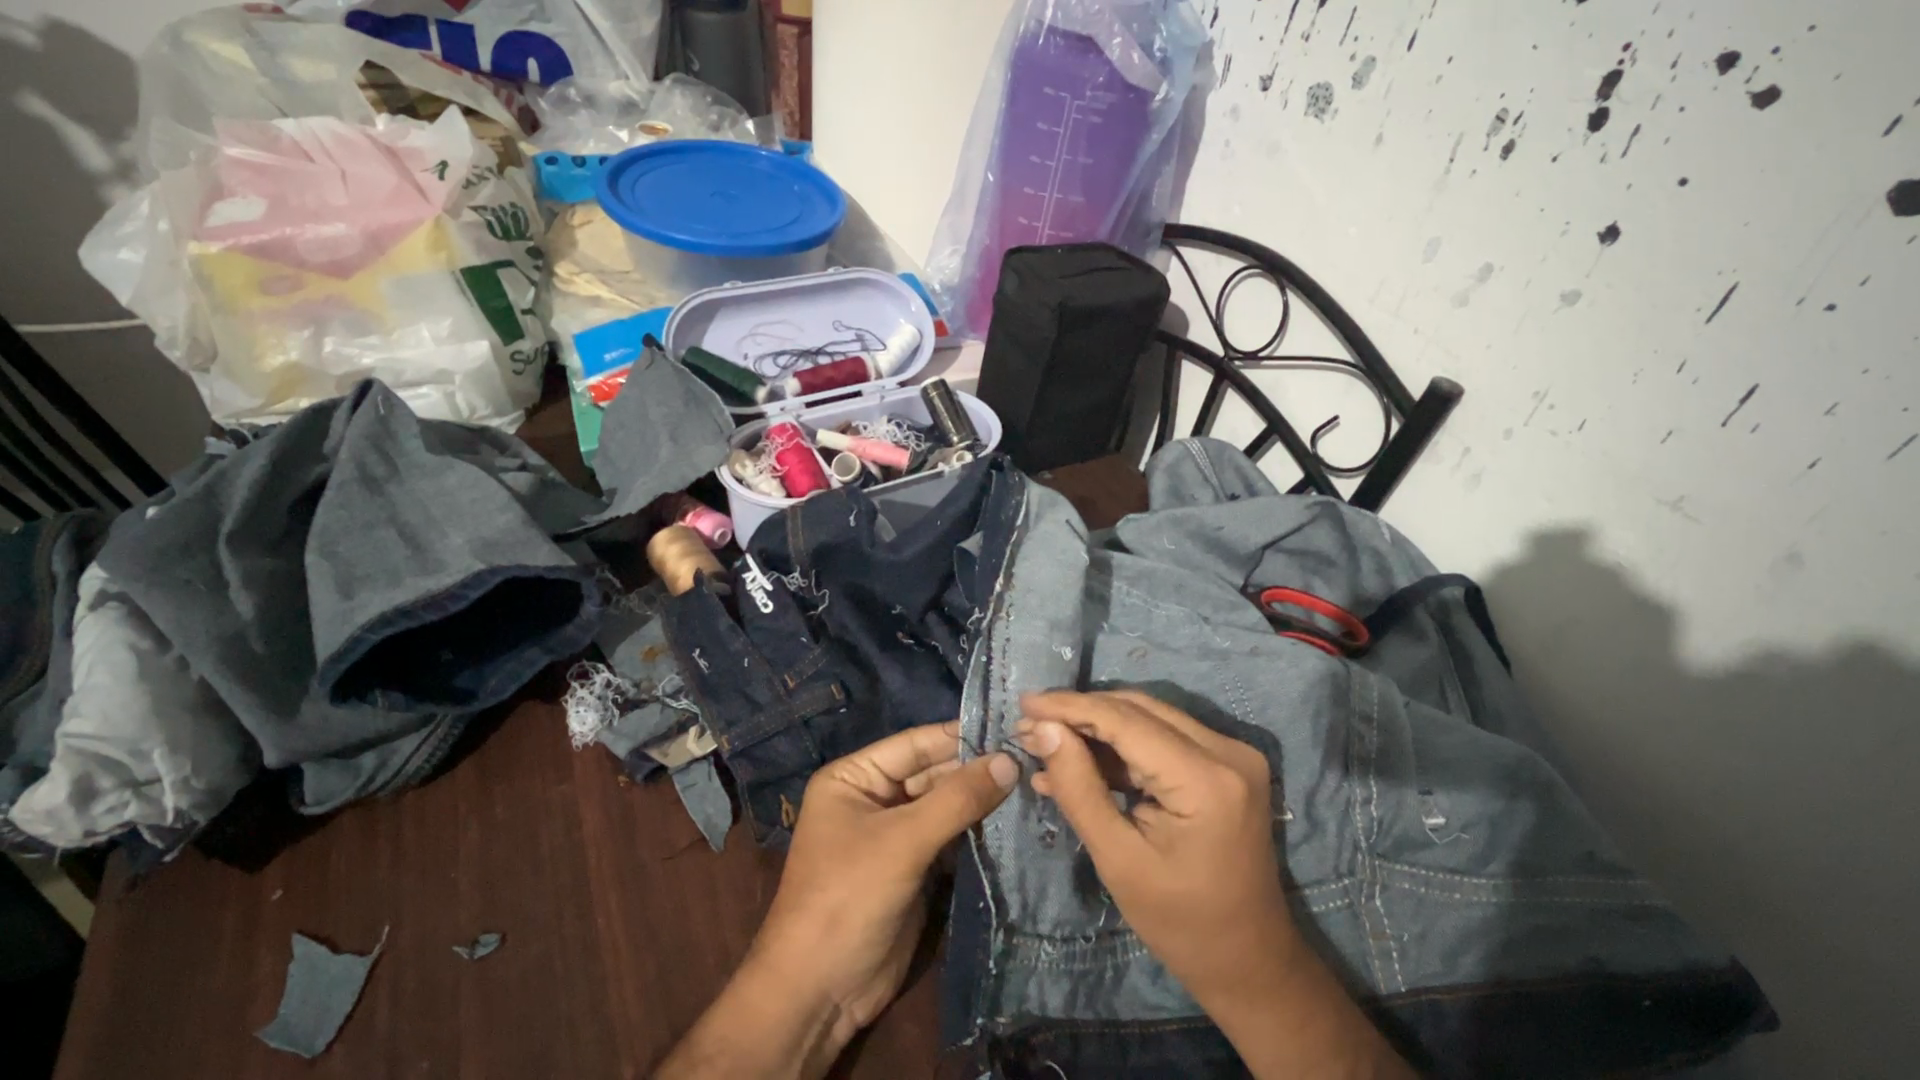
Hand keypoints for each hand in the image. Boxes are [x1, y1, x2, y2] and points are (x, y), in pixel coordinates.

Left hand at [659, 722, 1017, 1078]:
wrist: (822, 989)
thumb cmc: (849, 898)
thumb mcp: (902, 841)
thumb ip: (957, 798)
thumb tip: (1011, 760)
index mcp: (853, 778)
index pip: (915, 744)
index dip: (963, 736)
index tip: (1016, 728)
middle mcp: (872, 800)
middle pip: (933, 774)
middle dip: (978, 770)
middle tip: (1037, 760)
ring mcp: (893, 837)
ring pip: (945, 807)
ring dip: (982, 802)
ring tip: (1036, 786)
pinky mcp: (913, 870)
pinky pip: (949, 839)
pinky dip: (977, 833)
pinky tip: (1016, 823)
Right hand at [1017, 690, 1297, 1011]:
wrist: (1247, 959)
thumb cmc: (1180, 922)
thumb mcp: (1118, 859)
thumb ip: (1079, 788)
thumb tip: (1044, 729)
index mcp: (1206, 778)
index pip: (1127, 720)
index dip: (1070, 707)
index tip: (1023, 703)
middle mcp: (1226, 751)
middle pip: (1139, 710)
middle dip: (1080, 714)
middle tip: (1027, 725)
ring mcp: (1231, 756)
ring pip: (1149, 720)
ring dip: (1096, 728)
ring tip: (1043, 742)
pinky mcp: (1226, 766)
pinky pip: (1164, 741)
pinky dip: (1121, 749)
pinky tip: (1077, 763)